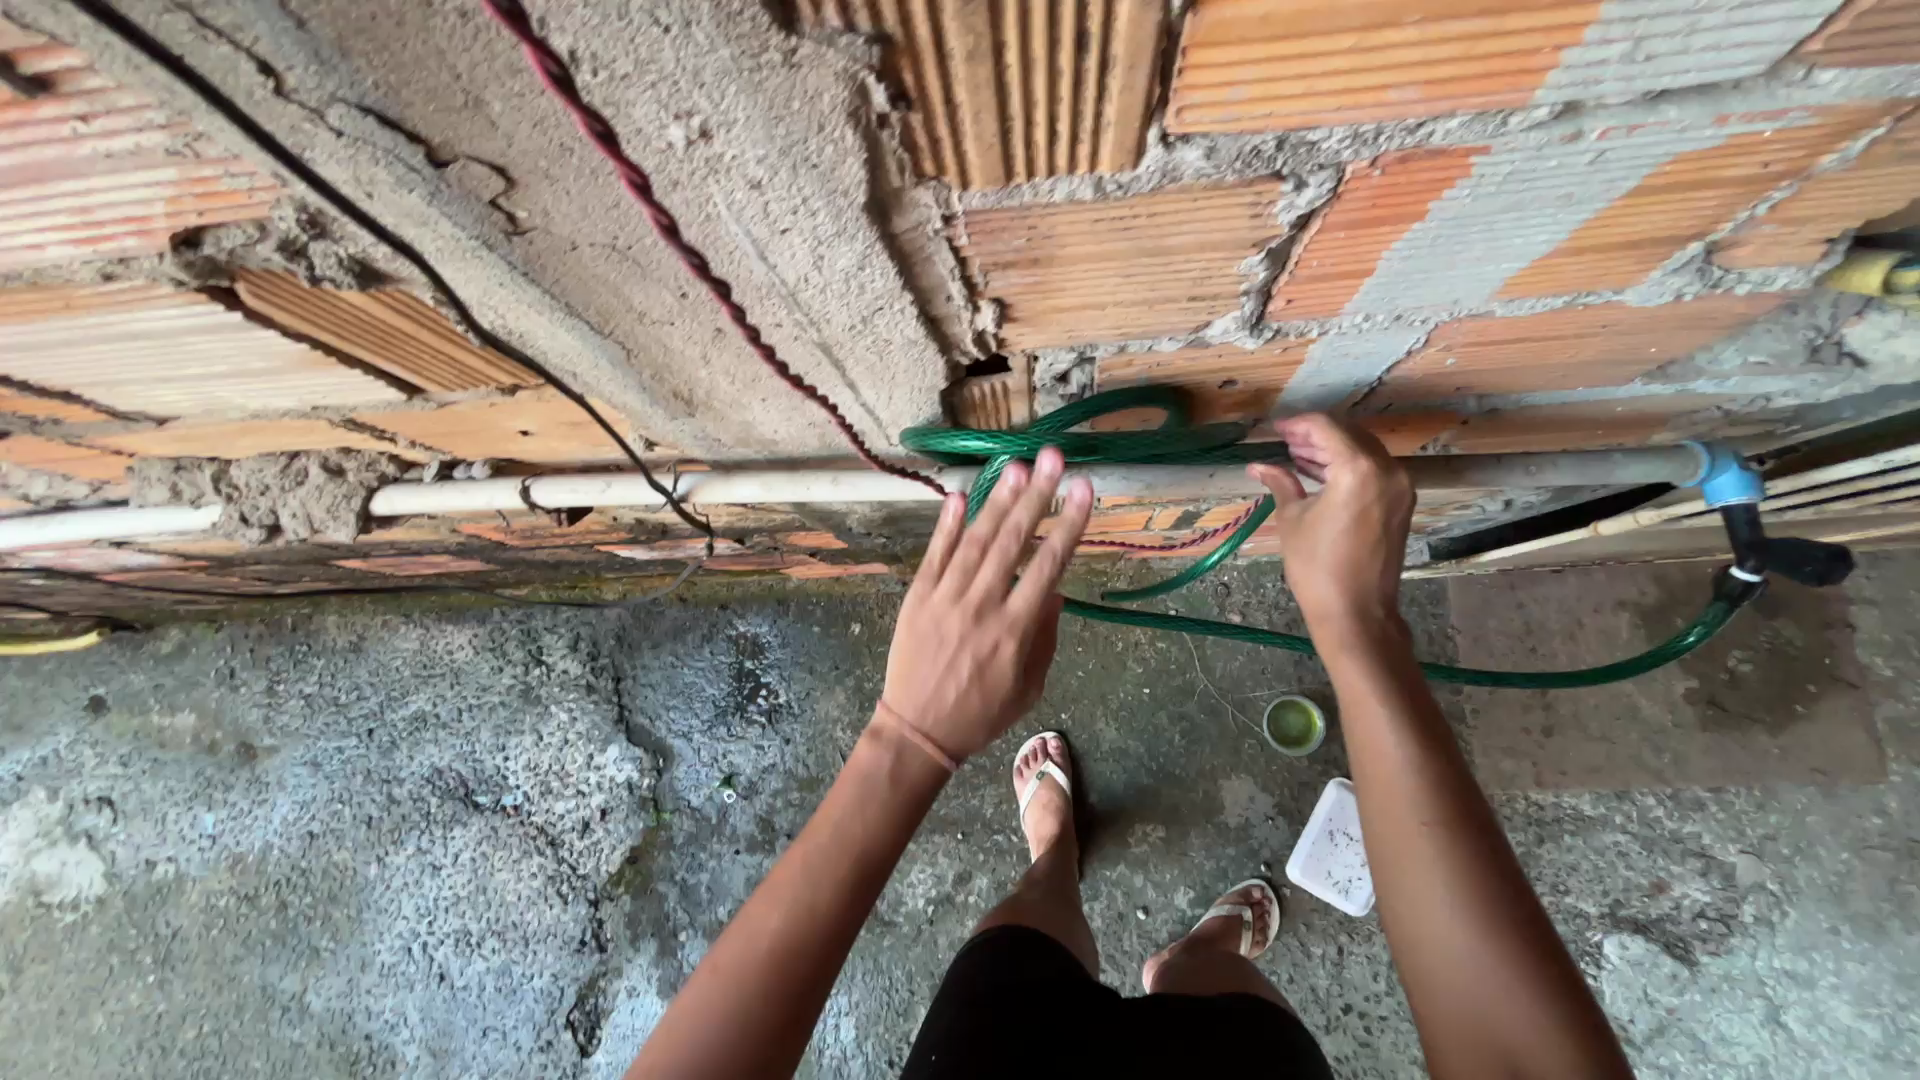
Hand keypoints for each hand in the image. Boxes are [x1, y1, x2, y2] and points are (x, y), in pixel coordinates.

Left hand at [880, 446, 1092, 761]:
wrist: (918, 731)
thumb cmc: (981, 714)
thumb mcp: (1029, 687)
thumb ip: (1045, 638)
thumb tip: (1054, 591)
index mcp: (1015, 630)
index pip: (1049, 566)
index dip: (1069, 525)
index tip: (1085, 490)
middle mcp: (982, 605)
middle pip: (1013, 542)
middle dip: (1037, 496)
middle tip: (1054, 458)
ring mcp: (945, 598)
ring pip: (976, 541)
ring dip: (998, 501)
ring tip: (1017, 466)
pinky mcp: (917, 597)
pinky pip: (935, 555)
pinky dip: (947, 526)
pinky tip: (961, 496)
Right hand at [1246, 414, 1412, 635]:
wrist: (1356, 610)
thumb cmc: (1316, 566)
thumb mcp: (1291, 518)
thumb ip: (1280, 482)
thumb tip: (1258, 465)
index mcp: (1359, 470)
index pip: (1326, 428)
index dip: (1298, 424)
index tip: (1275, 428)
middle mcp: (1387, 470)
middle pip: (1349, 433)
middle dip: (1315, 433)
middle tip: (1284, 439)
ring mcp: (1399, 485)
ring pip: (1363, 449)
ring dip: (1331, 448)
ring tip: (1296, 454)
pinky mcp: (1400, 501)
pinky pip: (1373, 469)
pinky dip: (1347, 464)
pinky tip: (1320, 471)